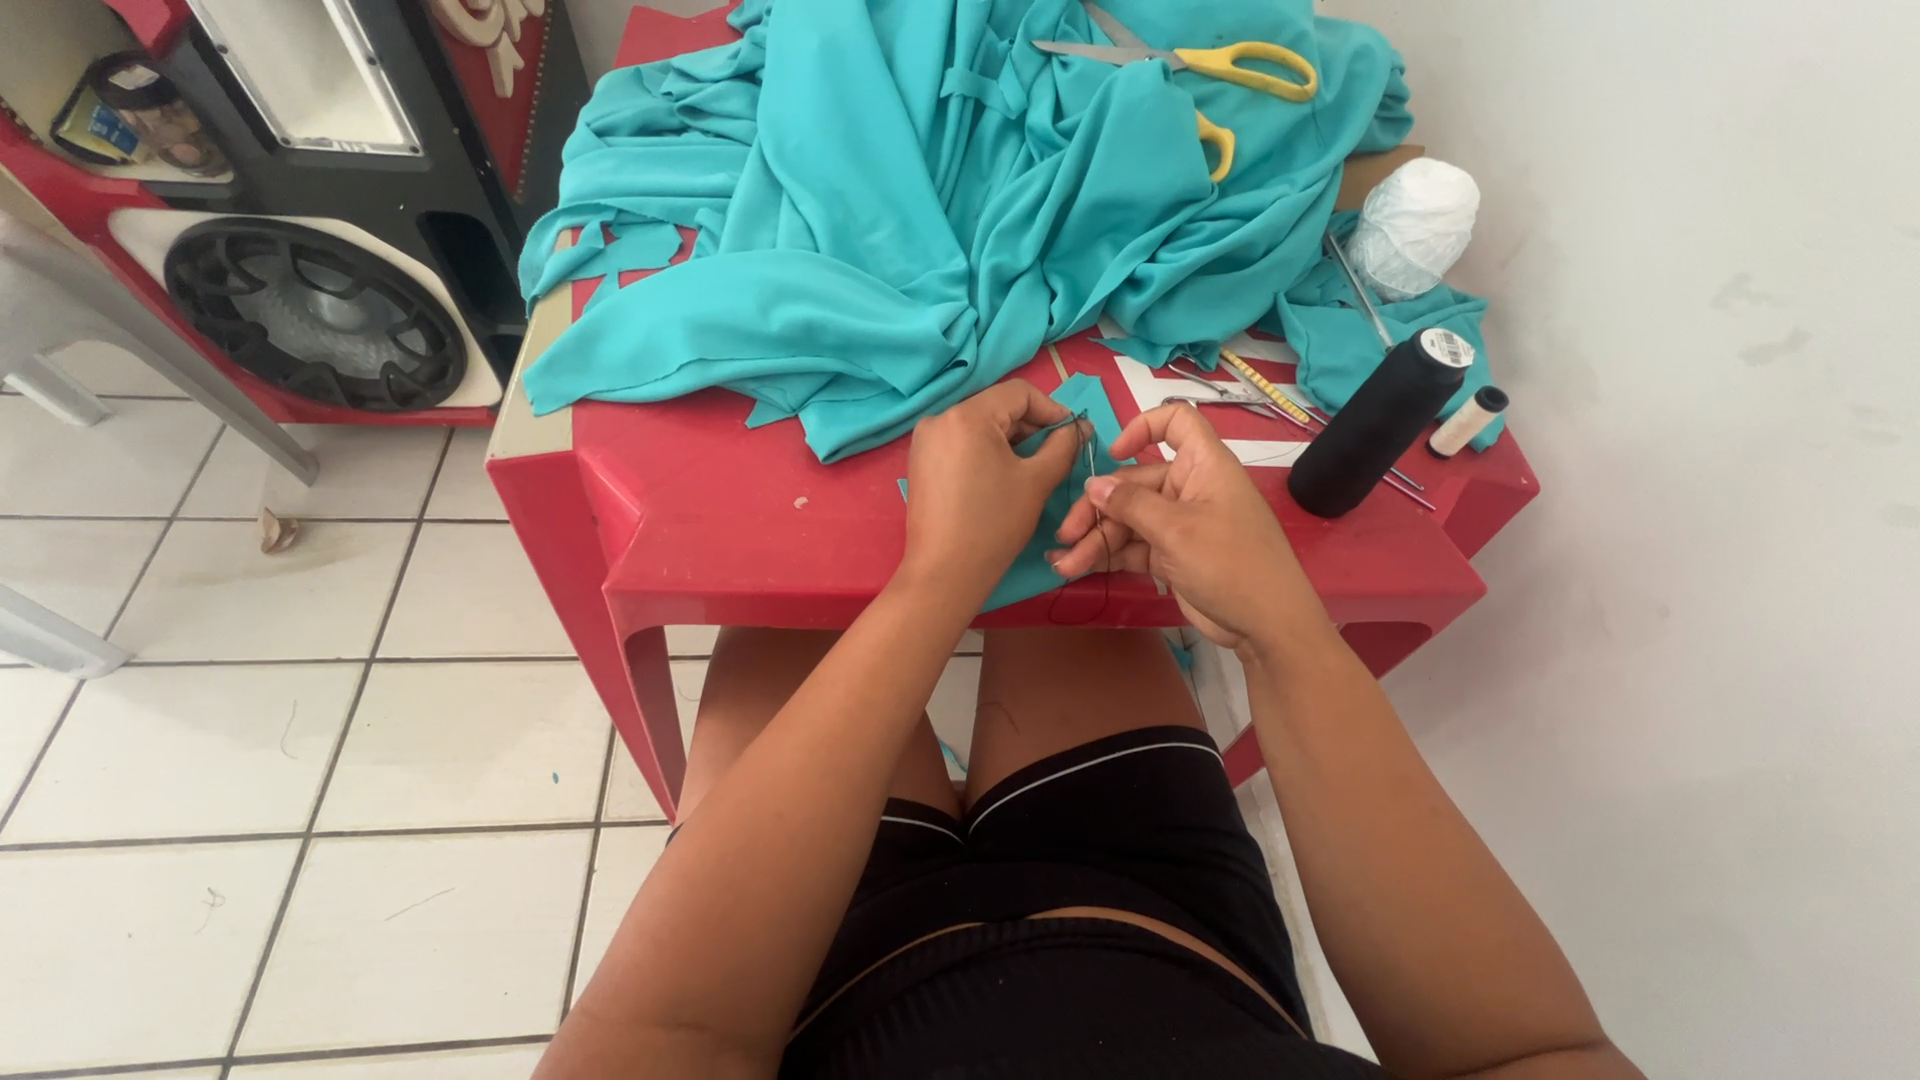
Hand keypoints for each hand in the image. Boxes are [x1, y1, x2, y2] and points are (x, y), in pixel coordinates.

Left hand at [901, 380, 1085, 597]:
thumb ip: (1063, 445)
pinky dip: (986, 452)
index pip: (1019, 392)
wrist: (945, 572)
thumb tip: (1081, 426)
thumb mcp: (1037, 481)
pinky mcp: (920, 463)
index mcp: (966, 416)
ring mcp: (925, 442)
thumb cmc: (994, 524)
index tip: (1073, 433)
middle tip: (1057, 453)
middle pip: (996, 407)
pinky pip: (961, 444)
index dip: (1052, 409)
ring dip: (1010, 441)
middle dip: (1030, 427)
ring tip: (1032, 468)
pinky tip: (1002, 478)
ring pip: (979, 426)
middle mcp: (939, 419)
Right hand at [1049, 403, 1330, 650]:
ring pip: (1127, 520)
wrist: (1266, 625)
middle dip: (1097, 509)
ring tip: (1063, 564)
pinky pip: (1132, 547)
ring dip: (1095, 540)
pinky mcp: (1171, 556)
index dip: (1143, 427)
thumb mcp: (1176, 530)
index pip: (1176, 423)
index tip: (1113, 453)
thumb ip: (1130, 504)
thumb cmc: (1229, 563)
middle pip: (1134, 483)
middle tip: (1065, 535)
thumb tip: (1093, 485)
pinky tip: (1076, 569)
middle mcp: (1189, 489)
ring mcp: (1179, 524)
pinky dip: (1107, 556)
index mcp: (1203, 466)